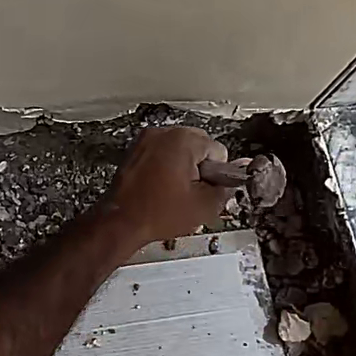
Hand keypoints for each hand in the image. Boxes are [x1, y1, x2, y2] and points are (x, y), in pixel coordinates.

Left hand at [100, 126, 234, 245]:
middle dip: (199, 166)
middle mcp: (164, 133)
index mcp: (184, 140)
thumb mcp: (204, 206)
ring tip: (173, 191)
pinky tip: (161, 186)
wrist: (120, 222)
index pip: (217, 150)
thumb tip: (235, 178)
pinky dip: (165, 165)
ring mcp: (147, 139)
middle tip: (189, 191)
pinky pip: (162, 151)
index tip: (203, 188)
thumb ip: (226, 188)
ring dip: (182, 165)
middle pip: (199, 145)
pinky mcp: (135, 148)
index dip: (215, 173)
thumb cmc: (157, 214)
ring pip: (180, 148)